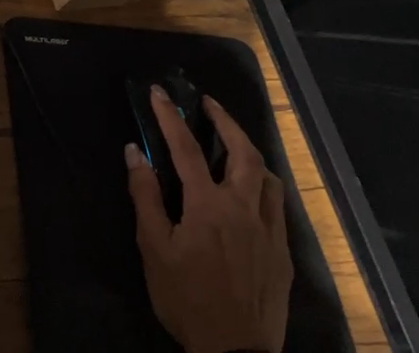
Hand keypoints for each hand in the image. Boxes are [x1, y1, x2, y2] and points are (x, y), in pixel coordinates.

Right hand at [126, 89, 292, 352]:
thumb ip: (145, 197)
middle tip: (208, 105)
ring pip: (268, 178)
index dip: (170, 117)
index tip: (159, 92)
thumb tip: (135, 153)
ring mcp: (270, 231)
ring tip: (232, 145)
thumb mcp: (154, 249)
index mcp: (209, 206)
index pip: (187, 149)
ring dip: (249, 152)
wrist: (236, 352)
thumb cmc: (186, 299)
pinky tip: (249, 193)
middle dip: (226, 121)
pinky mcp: (283, 253)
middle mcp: (245, 209)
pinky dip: (261, 185)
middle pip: (244, 152)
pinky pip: (276, 206)